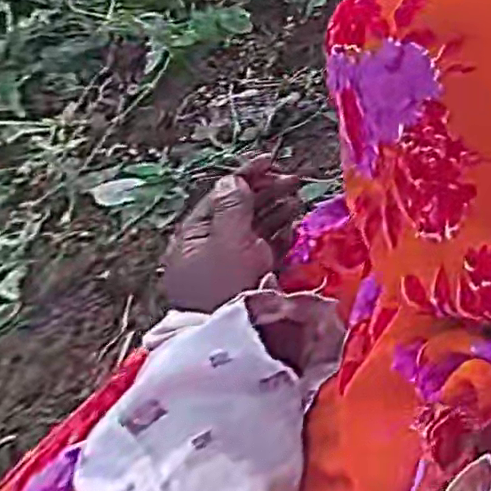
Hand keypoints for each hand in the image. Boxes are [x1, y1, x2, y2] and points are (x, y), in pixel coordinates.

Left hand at [161, 156, 302, 312]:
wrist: (233, 331)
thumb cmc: (226, 282)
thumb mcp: (229, 240)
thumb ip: (232, 207)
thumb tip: (233, 180)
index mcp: (193, 236)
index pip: (220, 195)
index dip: (245, 175)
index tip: (270, 159)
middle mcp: (208, 245)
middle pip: (239, 208)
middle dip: (267, 191)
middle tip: (294, 181)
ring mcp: (229, 259)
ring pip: (255, 223)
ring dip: (277, 208)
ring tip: (297, 201)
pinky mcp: (248, 272)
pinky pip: (265, 243)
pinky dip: (279, 231)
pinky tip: (291, 227)